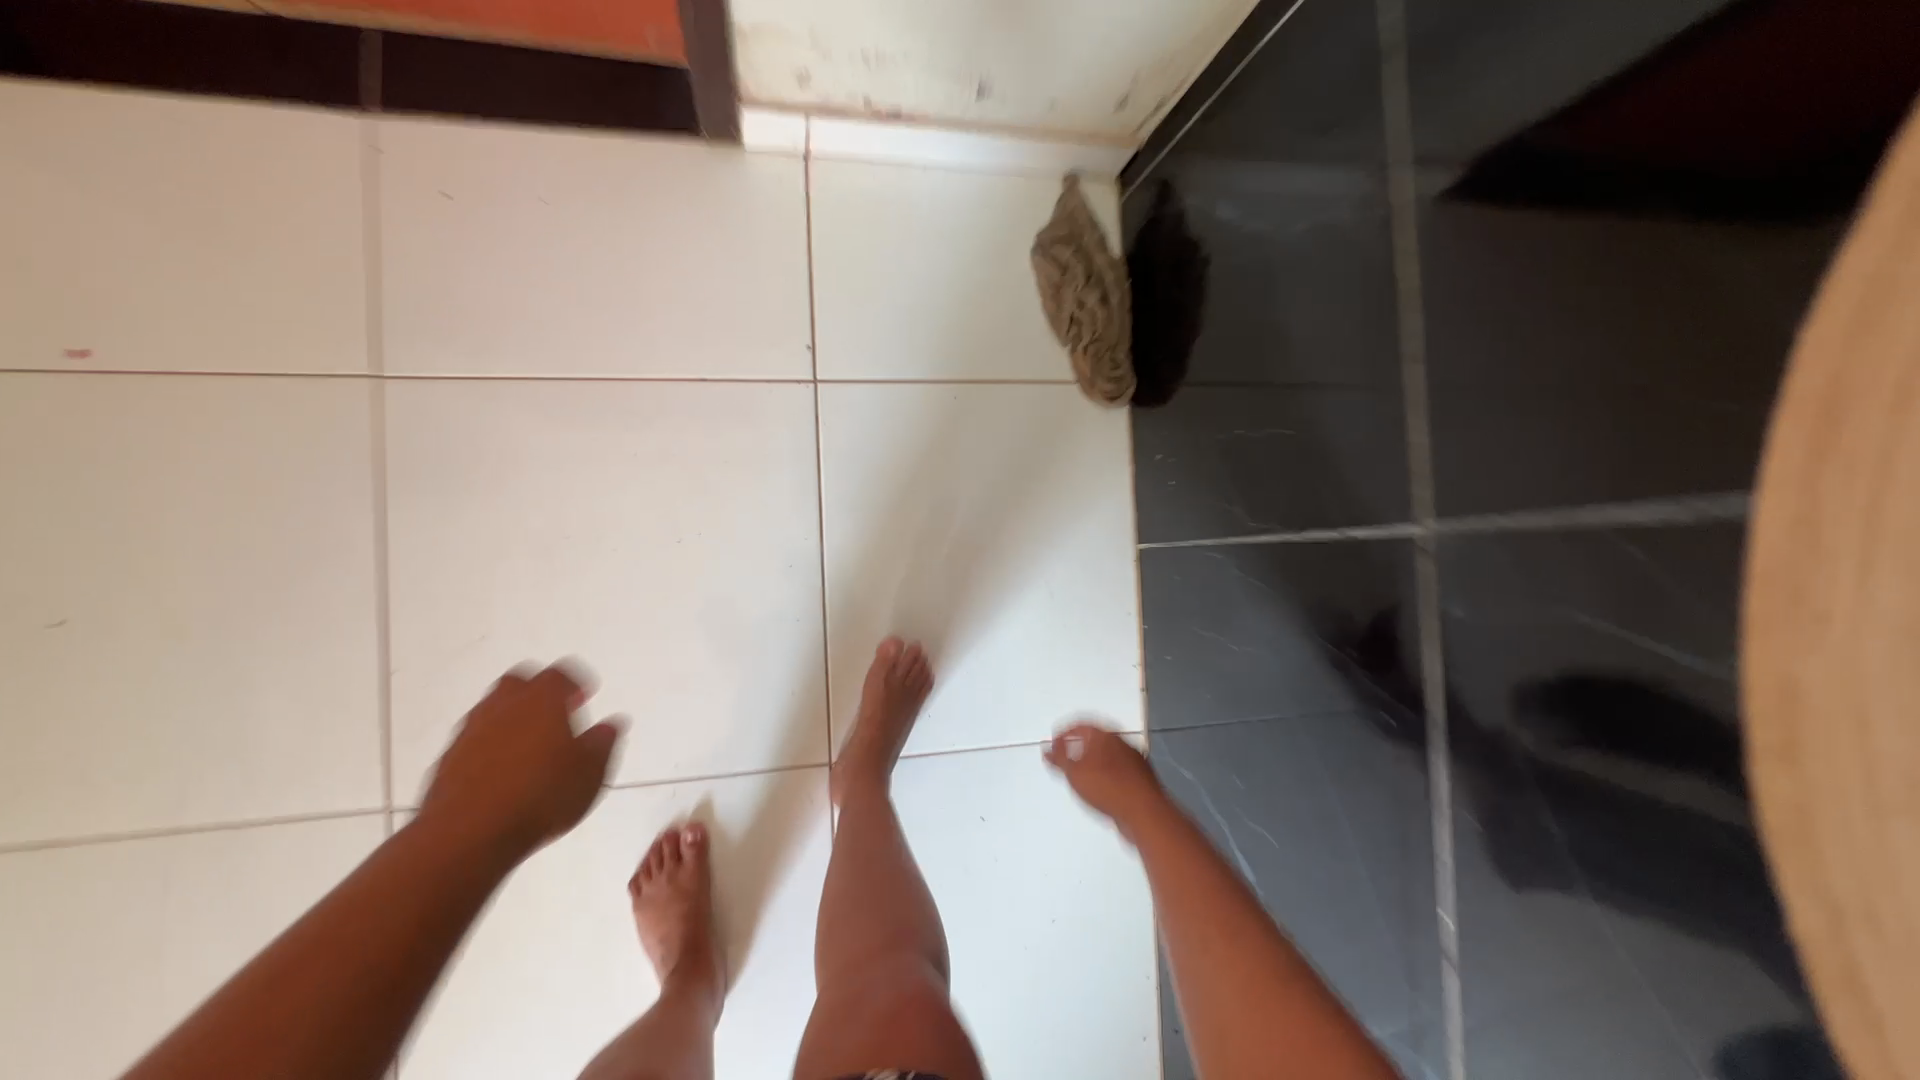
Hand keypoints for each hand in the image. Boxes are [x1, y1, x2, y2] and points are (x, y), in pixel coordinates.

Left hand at [418, 662, 624, 861]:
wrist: (469, 834)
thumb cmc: (542, 797)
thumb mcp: (591, 773)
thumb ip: (602, 743)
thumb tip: (610, 725)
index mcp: (543, 701)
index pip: (560, 674)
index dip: (575, 683)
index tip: (585, 696)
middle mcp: (504, 706)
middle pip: (519, 682)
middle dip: (537, 692)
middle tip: (556, 714)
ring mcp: (471, 731)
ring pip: (492, 709)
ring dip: (512, 719)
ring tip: (531, 747)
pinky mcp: (448, 759)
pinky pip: (474, 739)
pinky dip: (491, 744)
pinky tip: (504, 771)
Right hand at [1043, 721, 1165, 836]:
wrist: (1144, 812)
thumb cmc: (1107, 788)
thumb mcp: (1074, 774)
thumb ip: (1058, 759)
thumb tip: (1047, 749)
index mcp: (1104, 736)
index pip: (1080, 725)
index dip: (1064, 733)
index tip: (1054, 743)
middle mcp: (1121, 743)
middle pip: (1095, 739)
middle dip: (1078, 747)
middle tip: (1066, 758)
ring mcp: (1134, 760)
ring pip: (1108, 755)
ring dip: (1093, 762)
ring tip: (1080, 776)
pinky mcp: (1141, 778)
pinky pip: (1118, 771)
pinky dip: (1106, 775)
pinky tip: (1099, 789)